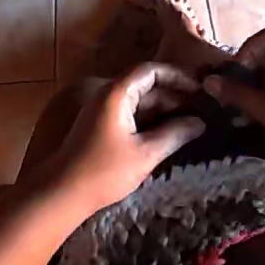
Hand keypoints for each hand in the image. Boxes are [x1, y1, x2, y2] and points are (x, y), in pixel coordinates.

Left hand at [43, 62, 204, 213]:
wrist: (61, 193)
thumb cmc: (104, 171)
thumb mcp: (146, 153)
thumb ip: (175, 134)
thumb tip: (200, 123)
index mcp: (117, 93)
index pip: (151, 70)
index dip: (178, 76)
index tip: (200, 87)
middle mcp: (109, 96)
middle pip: (146, 84)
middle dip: (174, 94)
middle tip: (202, 106)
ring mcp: (103, 111)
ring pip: (140, 101)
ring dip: (165, 109)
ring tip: (192, 121)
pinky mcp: (102, 127)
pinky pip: (131, 114)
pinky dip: (151, 120)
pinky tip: (170, 134)